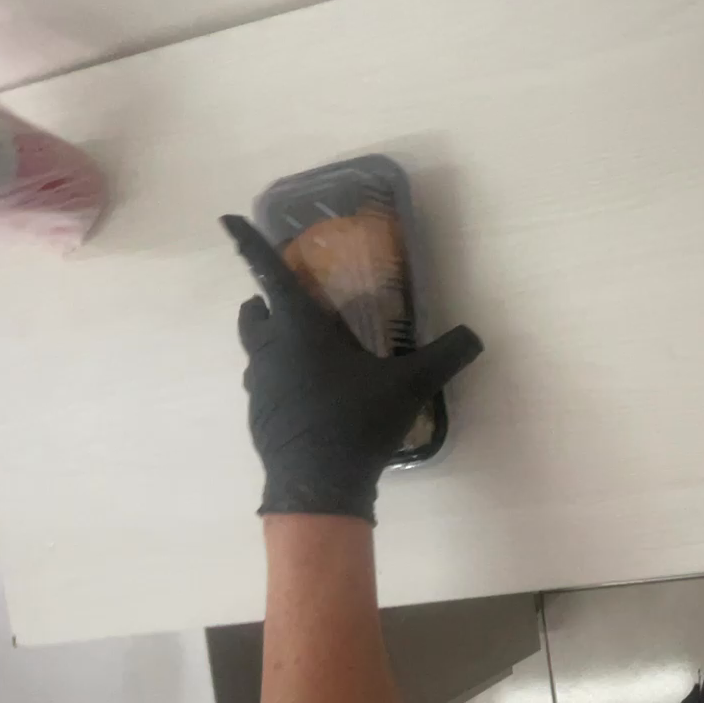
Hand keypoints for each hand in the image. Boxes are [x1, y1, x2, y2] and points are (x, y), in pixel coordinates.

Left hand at [223, 215, 482, 520]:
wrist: (317, 483)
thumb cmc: (357, 422)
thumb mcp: (410, 387)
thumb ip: (444, 357)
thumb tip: (474, 336)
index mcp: (300, 330)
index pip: (268, 274)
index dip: (249, 243)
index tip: (229, 219)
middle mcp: (270, 351)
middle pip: (254, 312)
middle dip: (267, 301)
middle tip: (298, 307)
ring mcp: (259, 385)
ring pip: (256, 350)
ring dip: (275, 343)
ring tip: (312, 358)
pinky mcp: (260, 415)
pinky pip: (266, 385)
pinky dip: (282, 381)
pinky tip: (314, 401)